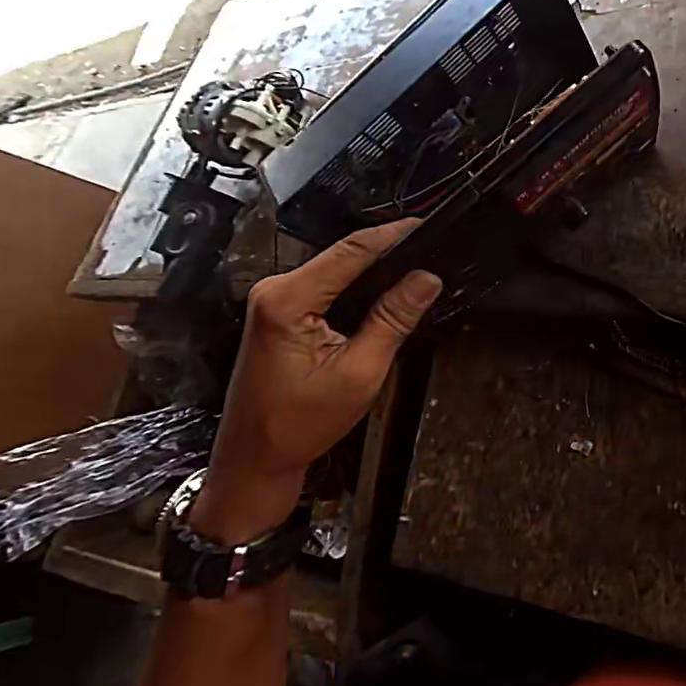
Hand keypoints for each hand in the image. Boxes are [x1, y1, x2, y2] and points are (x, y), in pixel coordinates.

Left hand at [190, 219, 442, 542]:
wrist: (255, 459)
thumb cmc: (295, 425)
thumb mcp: (359, 373)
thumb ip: (393, 320)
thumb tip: (424, 281)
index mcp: (286, 301)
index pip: (351, 250)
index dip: (394, 234)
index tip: (425, 225)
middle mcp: (274, 292)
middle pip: (344, 254)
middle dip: (388, 250)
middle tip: (429, 249)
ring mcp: (274, 300)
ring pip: (337, 268)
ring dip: (375, 268)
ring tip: (414, 268)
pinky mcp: (281, 311)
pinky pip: (328, 284)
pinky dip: (359, 285)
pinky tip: (383, 292)